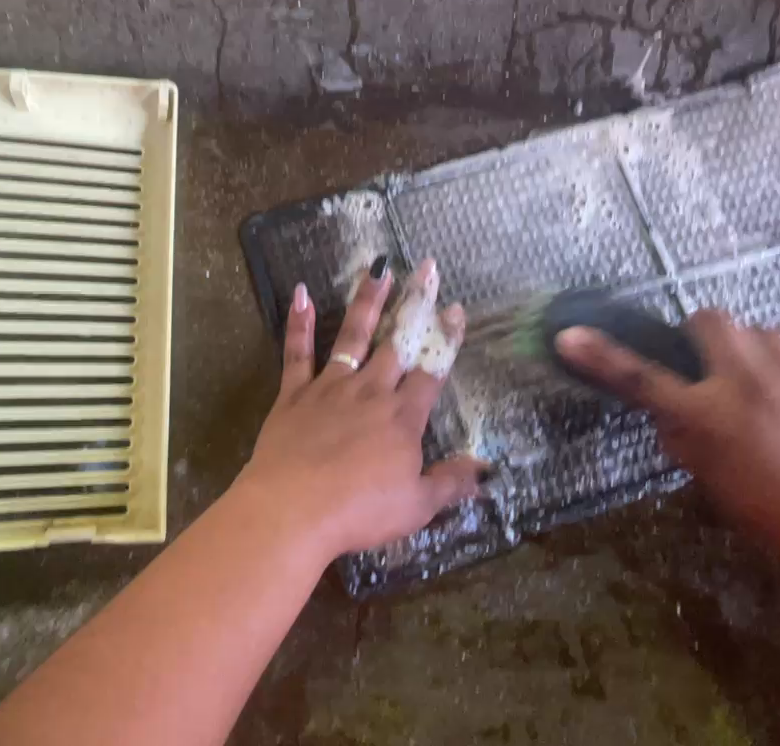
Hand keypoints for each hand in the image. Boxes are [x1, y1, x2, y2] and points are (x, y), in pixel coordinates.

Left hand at [230, 258, 481, 565]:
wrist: (294, 509)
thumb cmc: (360, 511)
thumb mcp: (416, 506)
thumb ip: (450, 482)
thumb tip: (486, 469)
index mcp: (402, 418)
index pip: (431, 372)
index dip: (446, 339)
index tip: (455, 308)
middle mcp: (370, 391)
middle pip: (398, 342)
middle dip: (415, 303)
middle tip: (427, 269)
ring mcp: (331, 387)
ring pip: (353, 336)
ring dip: (367, 301)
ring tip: (377, 269)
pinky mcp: (295, 393)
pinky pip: (298, 352)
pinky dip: (299, 322)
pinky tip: (300, 293)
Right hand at [555, 310, 779, 581]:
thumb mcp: (718, 486)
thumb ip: (684, 441)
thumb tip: (668, 412)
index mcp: (711, 419)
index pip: (641, 379)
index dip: (600, 356)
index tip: (569, 336)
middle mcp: (747, 382)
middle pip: (707, 320)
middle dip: (701, 333)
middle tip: (713, 364)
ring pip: (756, 328)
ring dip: (750, 350)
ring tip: (768, 386)